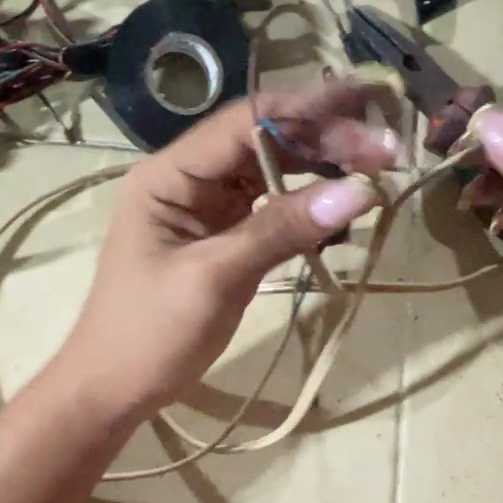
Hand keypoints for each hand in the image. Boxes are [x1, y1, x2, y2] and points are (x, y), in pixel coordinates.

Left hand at [48, 79, 402, 417]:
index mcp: (169, 174)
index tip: (370, 116)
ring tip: (376, 171)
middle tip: (388, 153)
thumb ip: (282, 229)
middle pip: (263, 140)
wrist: (114, 388)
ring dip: (320, 169)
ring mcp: (204, 209)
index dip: (310, 114)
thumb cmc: (149, 333)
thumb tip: (359, 191)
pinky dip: (305, 206)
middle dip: (324, 139)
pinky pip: (269, 208)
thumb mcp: (215, 278)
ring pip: (270, 171)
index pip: (245, 121)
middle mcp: (187, 179)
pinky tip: (341, 207)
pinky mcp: (220, 238)